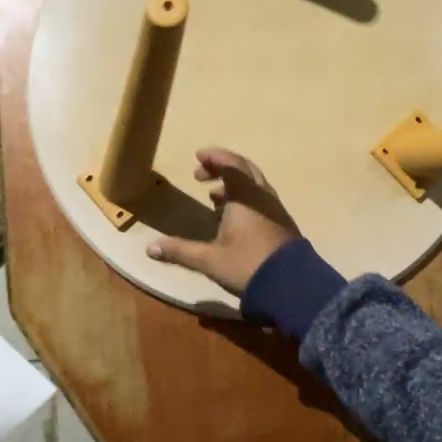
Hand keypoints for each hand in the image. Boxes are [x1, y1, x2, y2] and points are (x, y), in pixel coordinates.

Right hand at [146, 148, 299, 294]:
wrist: (292, 285)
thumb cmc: (248, 265)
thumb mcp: (210, 260)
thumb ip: (180, 251)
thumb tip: (150, 248)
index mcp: (245, 197)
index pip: (230, 164)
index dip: (214, 157)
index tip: (198, 157)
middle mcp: (262, 197)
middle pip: (244, 169)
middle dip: (222, 168)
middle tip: (200, 176)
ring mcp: (275, 209)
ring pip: (254, 186)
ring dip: (234, 185)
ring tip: (214, 197)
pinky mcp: (282, 224)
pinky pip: (261, 200)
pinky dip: (245, 199)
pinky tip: (234, 219)